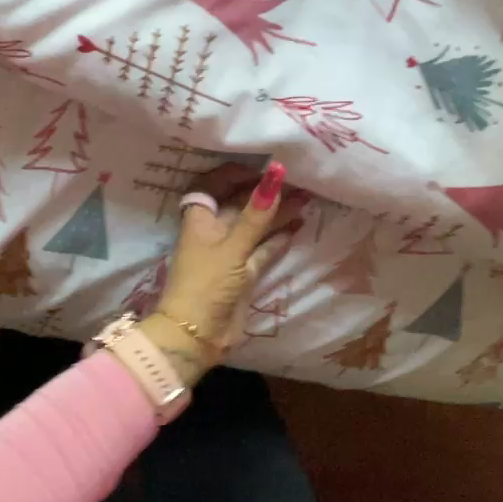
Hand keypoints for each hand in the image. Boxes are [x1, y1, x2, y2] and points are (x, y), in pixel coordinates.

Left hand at [141, 162, 304, 384]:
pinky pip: (263, 250)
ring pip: (255, 227)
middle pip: (239, 204)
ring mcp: (229, 254)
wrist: (196, 334)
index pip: (212, 185)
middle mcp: (214, 232)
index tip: (261, 166)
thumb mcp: (232, 247)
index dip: (232, 173)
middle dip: (264, 192)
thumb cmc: (206, 284)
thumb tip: (276, 174)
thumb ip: (257, 214)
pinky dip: (278, 239)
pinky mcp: (243, 274)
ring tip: (306, 198)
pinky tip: (297, 225)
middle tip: (297, 179)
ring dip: (276, 214)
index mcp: (200, 220)